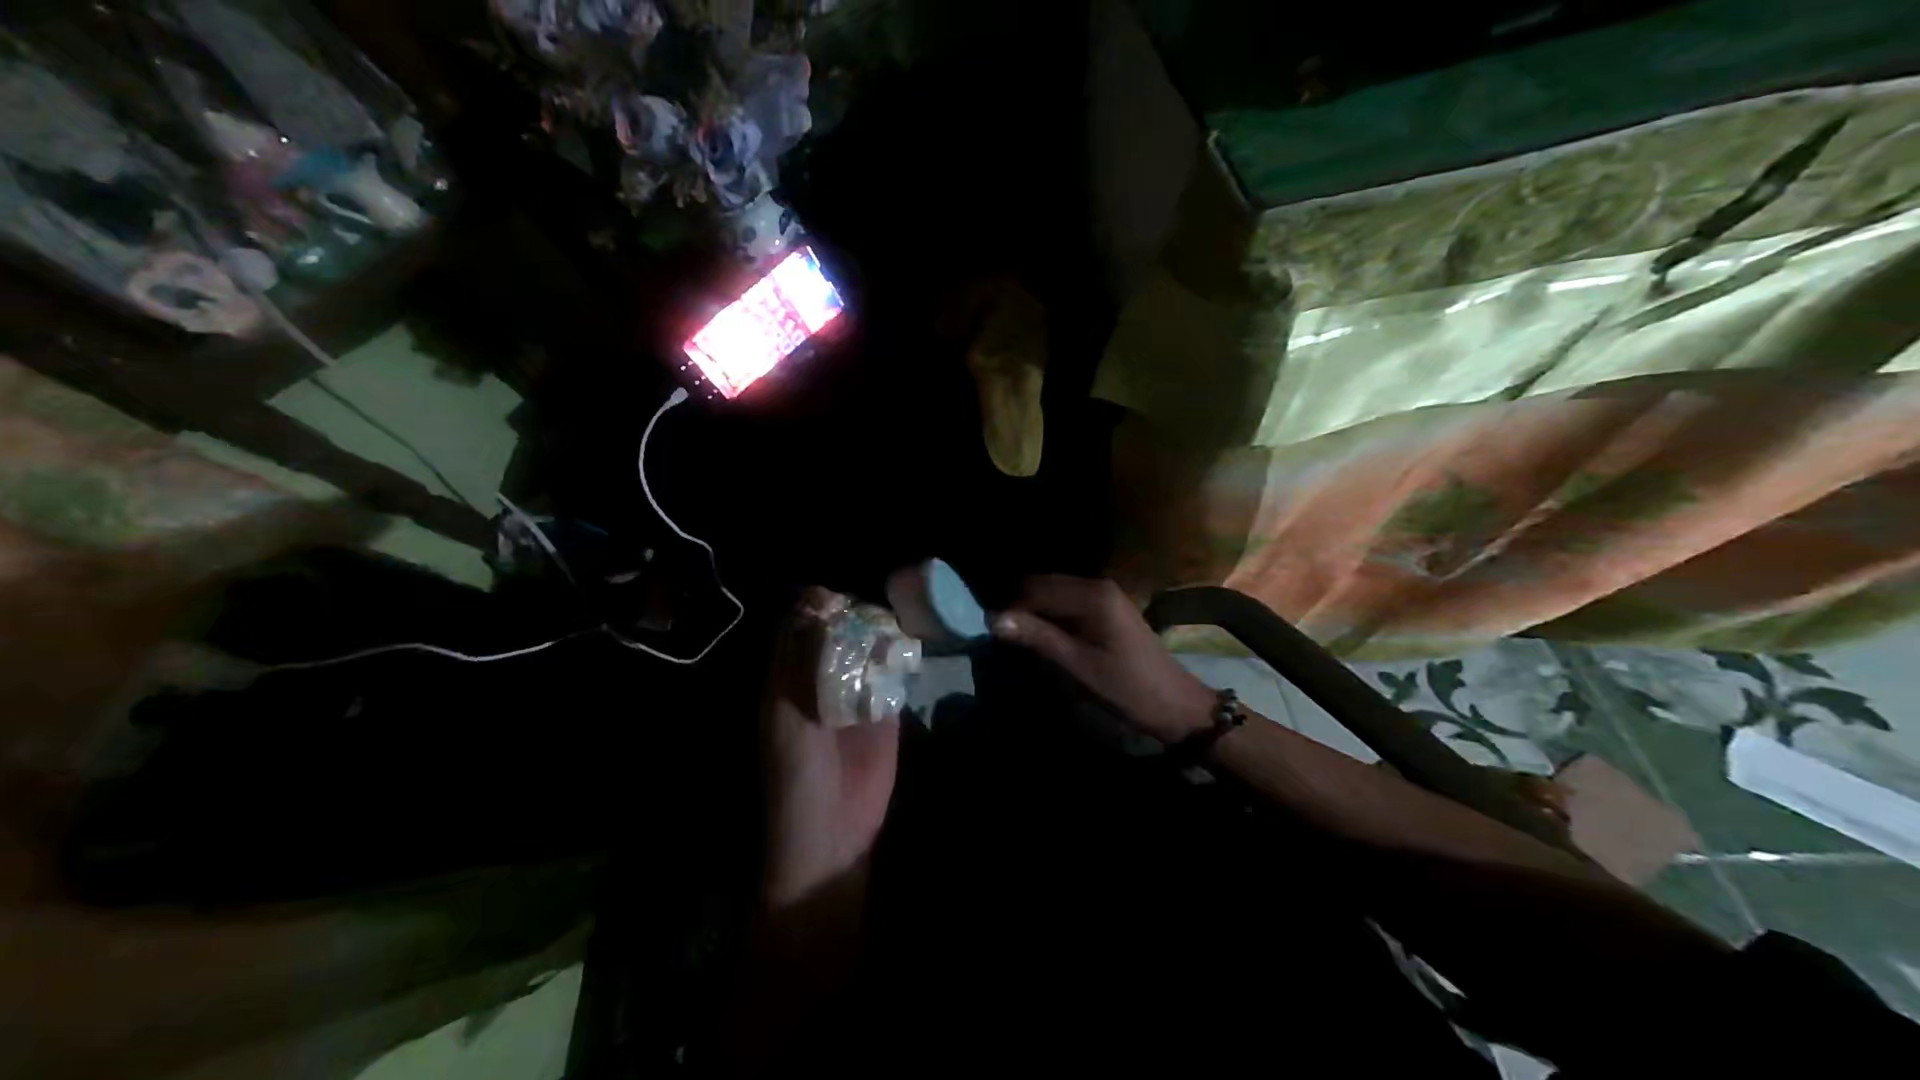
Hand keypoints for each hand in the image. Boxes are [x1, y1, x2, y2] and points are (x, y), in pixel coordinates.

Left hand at [762, 590, 901, 909]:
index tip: (838, 594)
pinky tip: (913, 644)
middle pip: (837, 633)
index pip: (799, 628)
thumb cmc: (796, 776)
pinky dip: (900, 659)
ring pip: (867, 650)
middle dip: (853, 615)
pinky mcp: (885, 712)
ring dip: (880, 632)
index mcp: (788, 679)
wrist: (832, 832)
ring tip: (898, 615)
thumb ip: (801, 662)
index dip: (815, 607)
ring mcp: (855, 695)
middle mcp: (821, 680)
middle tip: (875, 605)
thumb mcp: (789, 715)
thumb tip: (814, 603)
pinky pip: (892, 676)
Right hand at [992, 575, 1214, 742]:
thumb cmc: (1127, 687)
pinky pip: (1069, 602)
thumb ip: (1038, 638)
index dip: (1011, 608)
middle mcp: (1098, 585)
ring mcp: (1106, 595)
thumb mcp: (1078, 665)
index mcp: (1093, 595)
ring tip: (1020, 639)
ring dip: (1036, 612)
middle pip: (1045, 585)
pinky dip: (1052, 616)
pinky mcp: (1108, 608)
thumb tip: (995, 619)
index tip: (991, 633)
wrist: (1175, 704)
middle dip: (1022, 606)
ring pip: (1055, 593)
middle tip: (1003, 637)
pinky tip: (1044, 638)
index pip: (1036, 589)